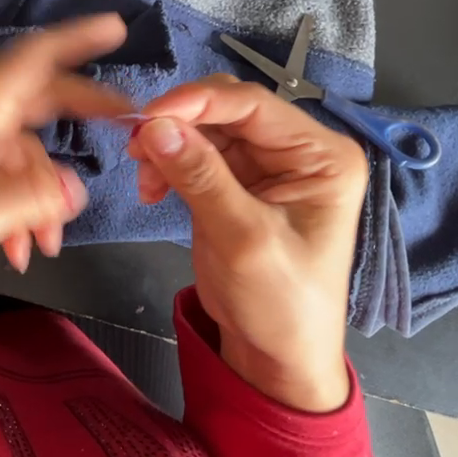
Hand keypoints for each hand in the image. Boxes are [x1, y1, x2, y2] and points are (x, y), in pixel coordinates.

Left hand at [0, 15, 134, 279]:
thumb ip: (26, 200)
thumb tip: (75, 185)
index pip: (33, 57)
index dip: (76, 38)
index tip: (117, 28)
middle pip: (37, 99)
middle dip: (81, 116)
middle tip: (125, 129)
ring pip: (19, 150)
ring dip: (38, 194)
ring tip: (44, 247)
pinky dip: (11, 204)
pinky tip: (14, 249)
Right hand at [129, 75, 368, 411]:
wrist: (275, 355)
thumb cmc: (279, 302)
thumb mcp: (242, 238)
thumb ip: (200, 176)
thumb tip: (152, 126)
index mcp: (321, 154)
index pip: (252, 104)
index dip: (196, 102)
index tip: (145, 118)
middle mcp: (296, 149)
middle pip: (225, 108)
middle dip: (177, 123)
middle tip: (136, 148)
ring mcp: (264, 164)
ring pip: (202, 126)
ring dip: (167, 145)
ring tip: (144, 180)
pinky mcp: (235, 180)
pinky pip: (193, 151)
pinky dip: (167, 162)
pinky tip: (151, 189)